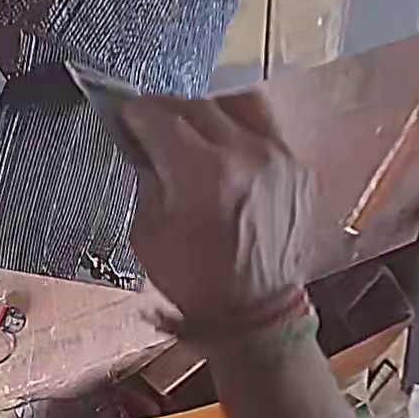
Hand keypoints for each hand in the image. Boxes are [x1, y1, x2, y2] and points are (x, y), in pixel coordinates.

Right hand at [122, 92, 314, 335]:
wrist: (253, 311)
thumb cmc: (193, 281)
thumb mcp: (149, 235)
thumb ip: (148, 184)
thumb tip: (145, 152)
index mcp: (203, 175)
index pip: (163, 121)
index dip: (136, 113)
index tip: (122, 113)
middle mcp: (247, 154)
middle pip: (197, 107)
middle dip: (165, 110)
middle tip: (145, 119)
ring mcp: (279, 157)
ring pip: (236, 106)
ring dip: (202, 111)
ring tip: (184, 127)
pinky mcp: (296, 167)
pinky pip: (261, 128)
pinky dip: (233, 128)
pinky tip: (217, 146)